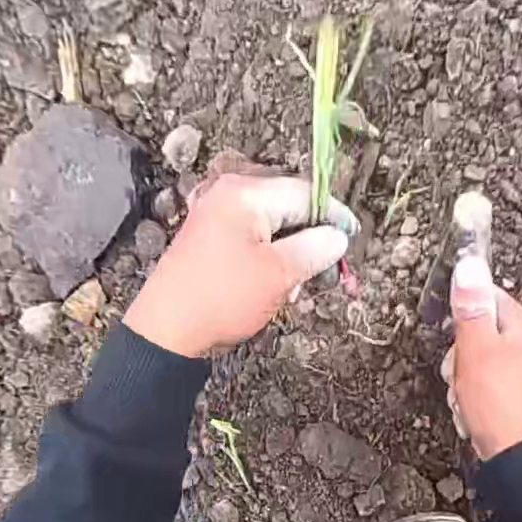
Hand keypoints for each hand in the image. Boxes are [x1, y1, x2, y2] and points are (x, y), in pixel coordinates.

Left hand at [123, 174, 357, 357]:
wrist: (168, 329)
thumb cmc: (222, 297)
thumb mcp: (278, 274)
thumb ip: (314, 249)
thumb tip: (338, 237)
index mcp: (245, 193)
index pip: (304, 192)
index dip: (333, 215)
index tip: (353, 236)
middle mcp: (229, 196)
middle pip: (288, 208)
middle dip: (311, 239)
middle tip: (327, 270)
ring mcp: (217, 217)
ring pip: (273, 228)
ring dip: (292, 255)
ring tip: (294, 288)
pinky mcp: (212, 241)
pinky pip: (253, 242)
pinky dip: (270, 261)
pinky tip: (274, 287)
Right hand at [446, 243, 521, 460]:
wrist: (513, 454)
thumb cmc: (498, 403)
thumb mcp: (476, 348)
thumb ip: (471, 307)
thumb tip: (469, 266)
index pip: (486, 297)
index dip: (462, 317)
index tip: (457, 338)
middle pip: (478, 329)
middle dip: (459, 354)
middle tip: (462, 372)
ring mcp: (521, 368)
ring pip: (475, 357)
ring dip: (461, 377)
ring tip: (466, 394)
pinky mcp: (511, 389)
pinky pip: (481, 379)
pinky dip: (470, 393)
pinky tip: (471, 407)